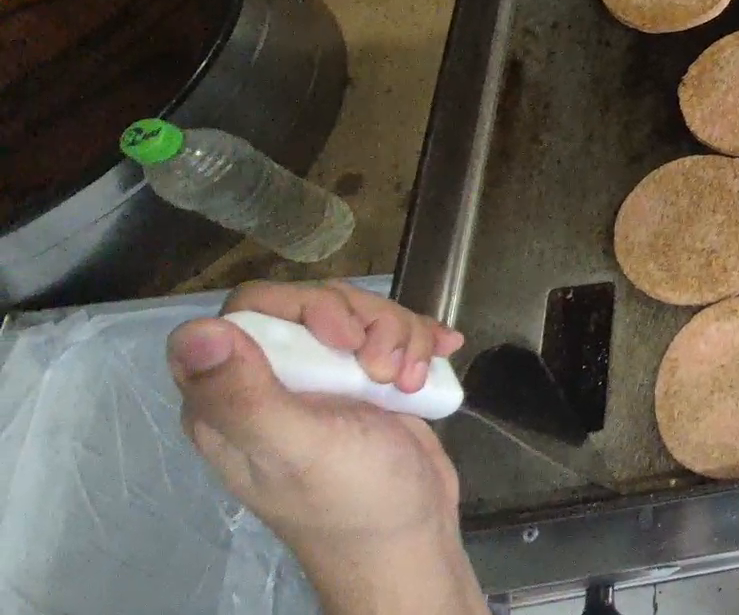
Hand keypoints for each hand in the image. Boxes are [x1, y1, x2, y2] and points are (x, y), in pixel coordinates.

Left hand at [167, 280, 485, 614]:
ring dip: (404, 335)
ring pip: (367, 313)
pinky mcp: (374, 381)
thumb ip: (245, 395)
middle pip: (320, 303)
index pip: (252, 311)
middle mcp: (278, 380)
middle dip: (370, 323)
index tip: (342, 337)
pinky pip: (401, 332)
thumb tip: (197, 332)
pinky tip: (442, 355)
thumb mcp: (296, 448)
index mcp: (234, 397)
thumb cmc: (348, 499)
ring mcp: (330, 380)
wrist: (411, 534)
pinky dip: (426, 340)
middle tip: (384, 368)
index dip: (302, 307)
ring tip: (411, 380)